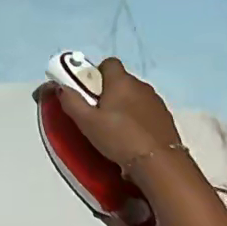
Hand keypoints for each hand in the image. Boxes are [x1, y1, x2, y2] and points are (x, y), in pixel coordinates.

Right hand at [54, 57, 184, 169]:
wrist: (158, 162)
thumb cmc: (119, 138)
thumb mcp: (87, 123)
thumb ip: (71, 102)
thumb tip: (60, 86)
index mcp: (121, 81)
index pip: (108, 63)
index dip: (96, 74)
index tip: (88, 92)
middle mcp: (141, 86)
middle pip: (121, 81)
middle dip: (109, 93)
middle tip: (97, 115)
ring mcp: (156, 102)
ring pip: (135, 97)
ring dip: (124, 107)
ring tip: (115, 130)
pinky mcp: (166, 118)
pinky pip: (146, 112)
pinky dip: (138, 120)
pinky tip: (132, 138)